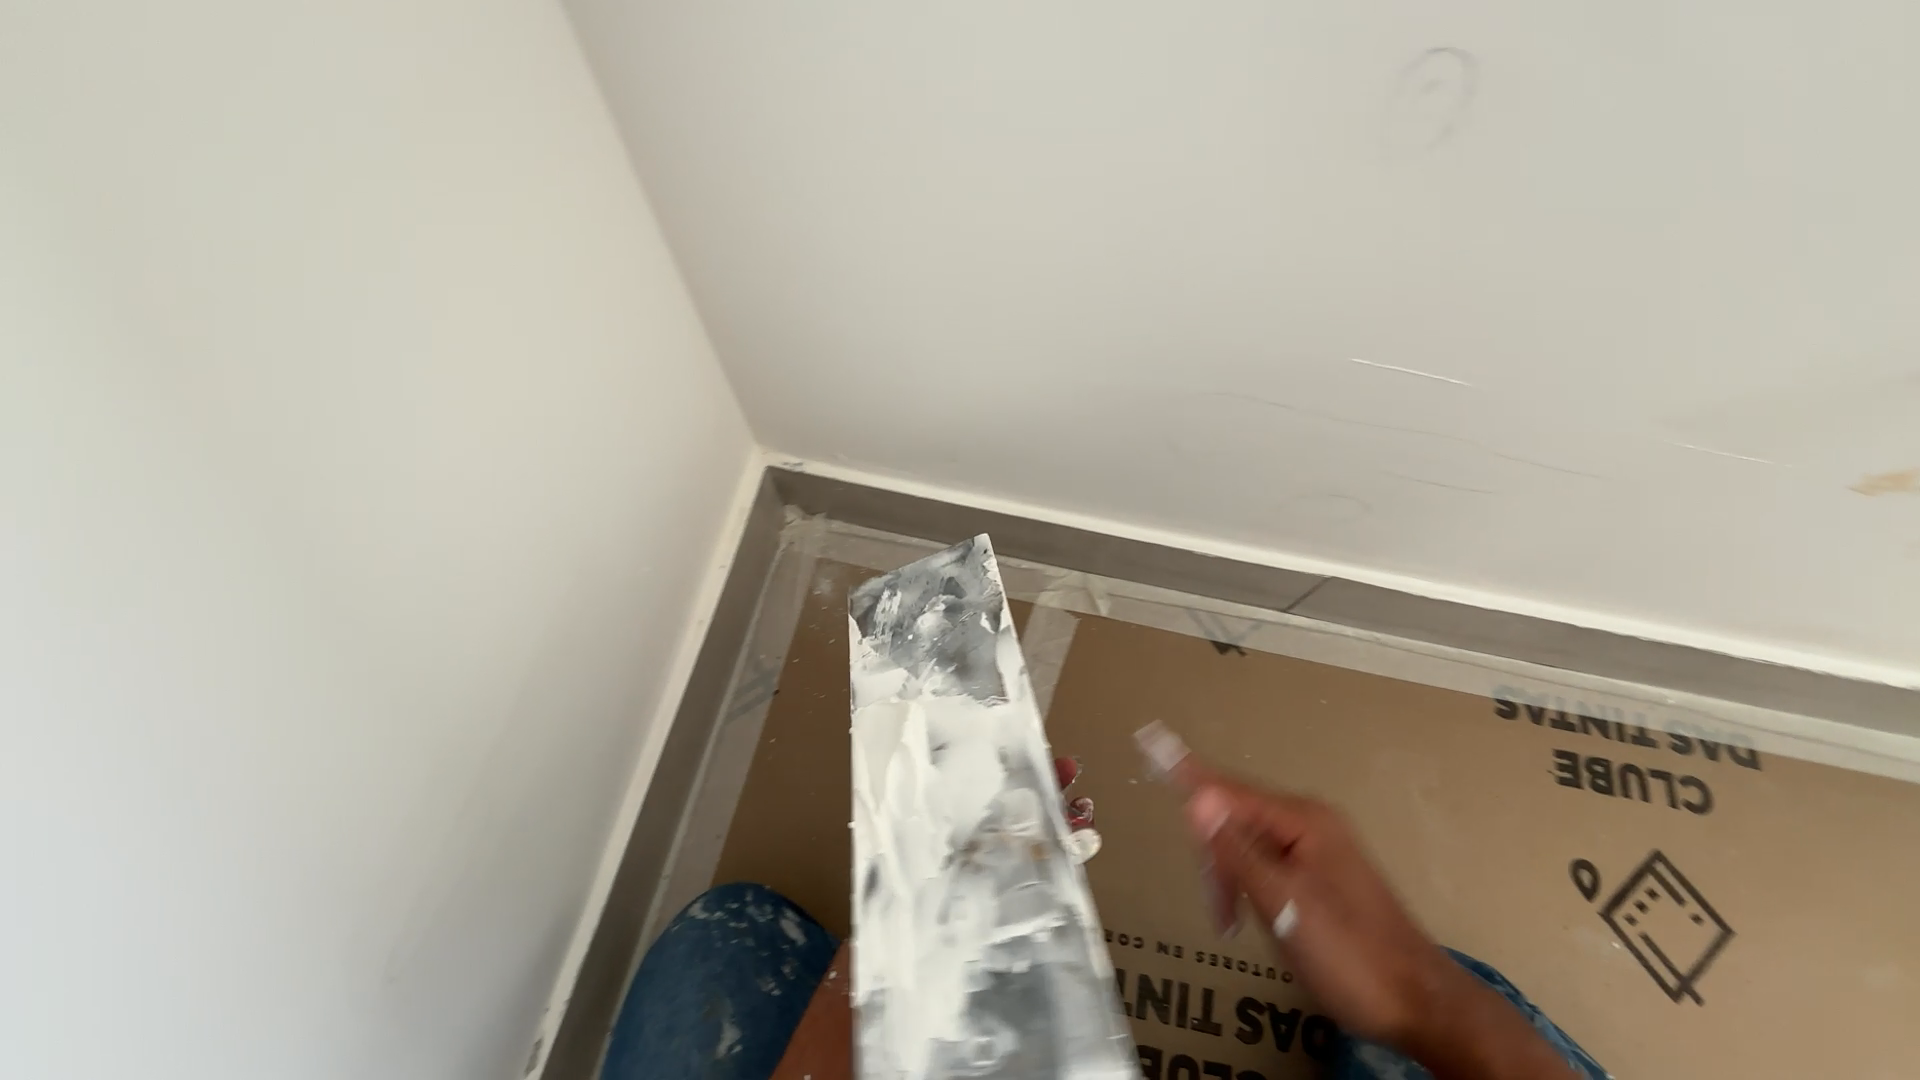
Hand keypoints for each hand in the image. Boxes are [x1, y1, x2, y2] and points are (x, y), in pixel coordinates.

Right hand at [1173, 759, 1574, 1079]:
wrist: (1424, 1006)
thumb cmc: (1351, 955)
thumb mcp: (1282, 903)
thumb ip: (1236, 850)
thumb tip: (1196, 798)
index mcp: (1301, 820)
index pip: (1227, 789)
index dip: (1185, 770)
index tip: (1149, 738)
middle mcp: (1309, 822)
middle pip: (1235, 818)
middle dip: (1215, 858)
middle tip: (1219, 912)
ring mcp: (1318, 847)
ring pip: (1249, 844)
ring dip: (1230, 879)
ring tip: (1232, 924)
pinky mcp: (1322, 873)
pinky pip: (1267, 862)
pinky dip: (1249, 885)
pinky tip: (1250, 915)